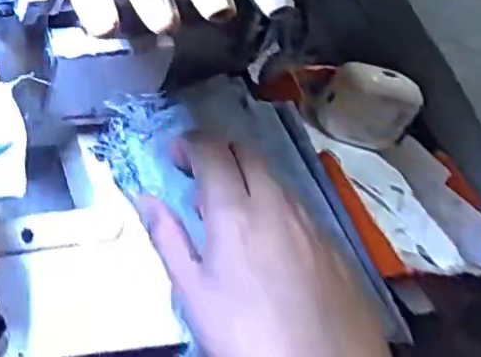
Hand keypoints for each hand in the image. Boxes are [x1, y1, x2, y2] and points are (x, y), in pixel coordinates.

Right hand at [136, 137, 392, 356]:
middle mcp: (275, 204)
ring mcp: (310, 223)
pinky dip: (277, 209)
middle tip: (202, 181)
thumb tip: (145, 199)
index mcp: (234, 212)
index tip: (175, 155)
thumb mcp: (195, 296)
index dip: (188, 144)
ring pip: (274, 178)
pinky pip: (299, 208)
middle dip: (219, 153)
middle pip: (245, 151)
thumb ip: (169, 238)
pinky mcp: (335, 245)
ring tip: (235, 217)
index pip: (210, 150)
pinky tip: (272, 245)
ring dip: (249, 180)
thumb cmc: (248, 339)